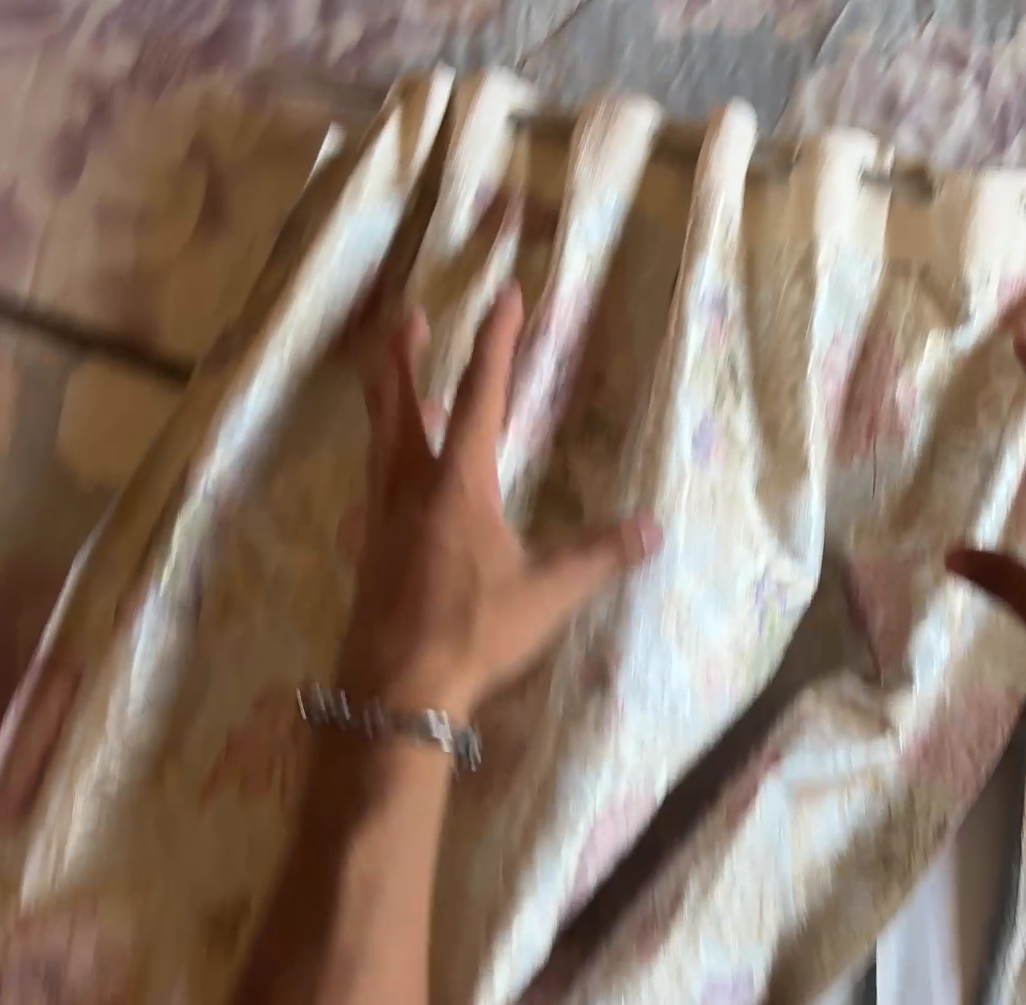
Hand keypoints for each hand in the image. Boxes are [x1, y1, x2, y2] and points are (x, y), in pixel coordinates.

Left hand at [337, 287, 658, 721]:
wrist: (397, 688)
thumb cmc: (475, 629)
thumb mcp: (550, 591)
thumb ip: (602, 555)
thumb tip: (655, 527)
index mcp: (459, 484)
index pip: (481, 397)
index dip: (496, 343)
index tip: (505, 296)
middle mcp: (412, 487)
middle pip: (400, 403)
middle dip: (405, 355)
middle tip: (407, 316)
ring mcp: (381, 517)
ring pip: (380, 440)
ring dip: (390, 399)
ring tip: (398, 379)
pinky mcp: (370, 547)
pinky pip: (376, 483)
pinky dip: (387, 457)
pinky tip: (395, 476)